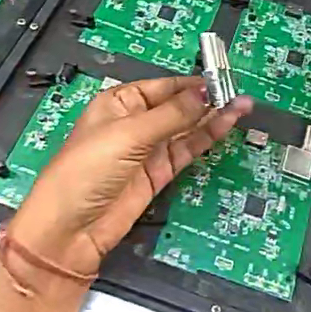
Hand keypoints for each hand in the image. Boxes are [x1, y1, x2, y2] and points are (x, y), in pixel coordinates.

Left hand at [11, 76, 251, 277]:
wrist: (69, 231)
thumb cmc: (83, 173)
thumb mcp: (128, 136)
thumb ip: (171, 115)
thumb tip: (205, 92)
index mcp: (119, 102)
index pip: (164, 86)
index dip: (193, 83)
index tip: (221, 79)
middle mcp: (136, 122)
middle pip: (178, 105)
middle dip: (207, 98)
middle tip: (237, 92)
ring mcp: (148, 148)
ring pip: (187, 127)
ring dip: (213, 117)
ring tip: (241, 106)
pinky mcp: (158, 173)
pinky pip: (187, 149)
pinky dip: (207, 138)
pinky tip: (224, 125)